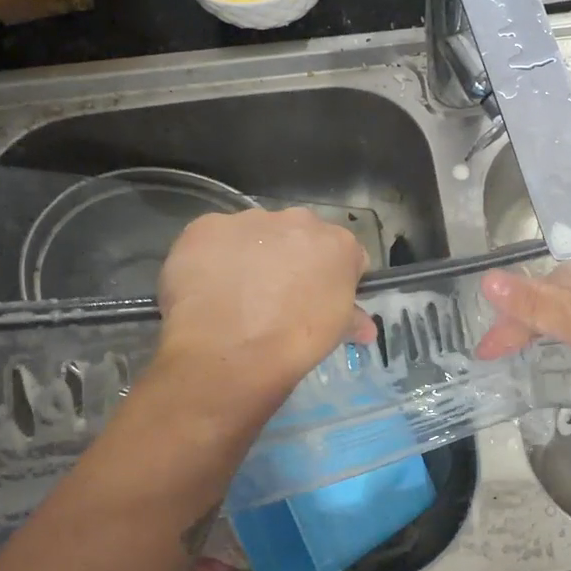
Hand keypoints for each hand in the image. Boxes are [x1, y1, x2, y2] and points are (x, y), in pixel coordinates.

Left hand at [151, 208, 373, 401]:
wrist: (228, 350)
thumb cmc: (295, 342)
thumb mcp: (335, 333)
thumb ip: (352, 319)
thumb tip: (365, 328)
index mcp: (338, 243)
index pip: (345, 255)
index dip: (334, 278)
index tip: (321, 301)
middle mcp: (297, 220)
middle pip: (300, 237)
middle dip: (293, 260)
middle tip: (279, 298)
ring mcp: (249, 220)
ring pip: (256, 234)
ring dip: (253, 257)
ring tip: (238, 296)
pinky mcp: (205, 227)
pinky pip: (215, 240)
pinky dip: (214, 258)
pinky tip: (210, 289)